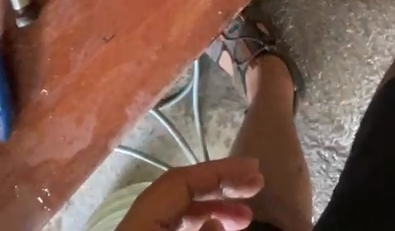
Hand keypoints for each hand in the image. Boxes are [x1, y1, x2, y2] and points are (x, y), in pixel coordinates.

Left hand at [116, 158, 263, 230]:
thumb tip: (216, 220)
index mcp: (140, 217)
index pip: (181, 179)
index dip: (219, 170)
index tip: (254, 169)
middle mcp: (137, 219)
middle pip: (180, 192)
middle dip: (220, 187)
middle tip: (257, 186)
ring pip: (178, 212)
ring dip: (214, 208)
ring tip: (247, 216)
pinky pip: (173, 227)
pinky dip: (197, 225)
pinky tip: (220, 228)